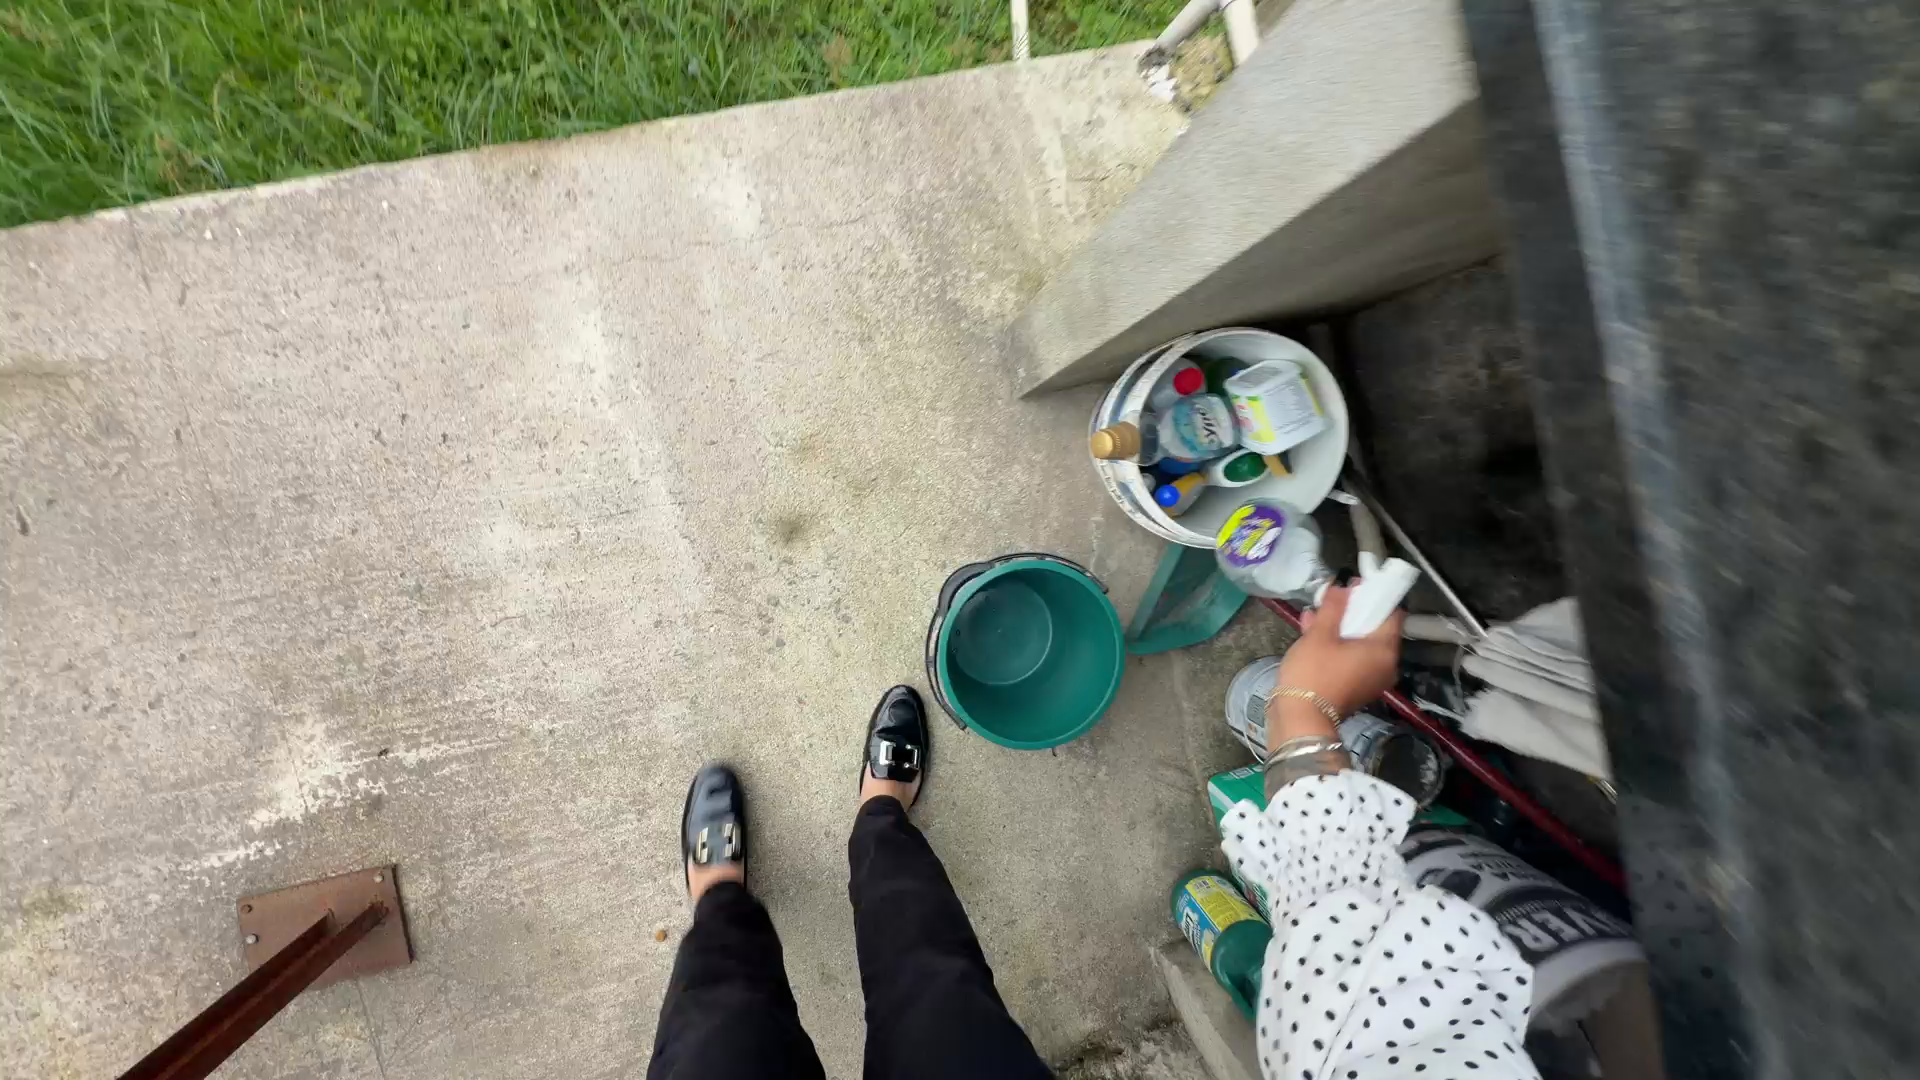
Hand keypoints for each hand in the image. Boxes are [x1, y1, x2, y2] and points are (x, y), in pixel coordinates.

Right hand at [1273, 585, 1404, 720]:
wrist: (1302, 718)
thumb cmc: (1314, 672)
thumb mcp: (1319, 635)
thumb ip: (1333, 608)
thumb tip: (1341, 587)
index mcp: (1384, 650)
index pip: (1392, 614)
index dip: (1374, 596)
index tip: (1355, 586)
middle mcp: (1386, 665)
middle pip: (1375, 629)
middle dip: (1353, 613)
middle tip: (1331, 600)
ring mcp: (1372, 679)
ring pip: (1360, 645)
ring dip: (1340, 629)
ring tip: (1315, 617)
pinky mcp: (1357, 688)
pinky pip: (1352, 660)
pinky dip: (1338, 647)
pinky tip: (1313, 636)